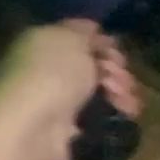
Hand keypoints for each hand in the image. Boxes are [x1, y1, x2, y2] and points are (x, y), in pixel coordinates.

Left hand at [0, 21, 140, 159]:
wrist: (33, 128)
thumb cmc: (52, 73)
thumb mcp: (73, 38)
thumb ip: (84, 32)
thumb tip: (91, 31)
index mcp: (41, 41)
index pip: (76, 36)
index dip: (101, 41)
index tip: (117, 50)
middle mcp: (43, 68)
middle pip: (89, 64)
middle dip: (113, 68)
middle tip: (121, 77)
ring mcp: (53, 99)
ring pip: (96, 89)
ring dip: (118, 90)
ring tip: (126, 100)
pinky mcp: (63, 128)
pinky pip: (95, 113)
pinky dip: (114, 111)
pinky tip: (126, 112)